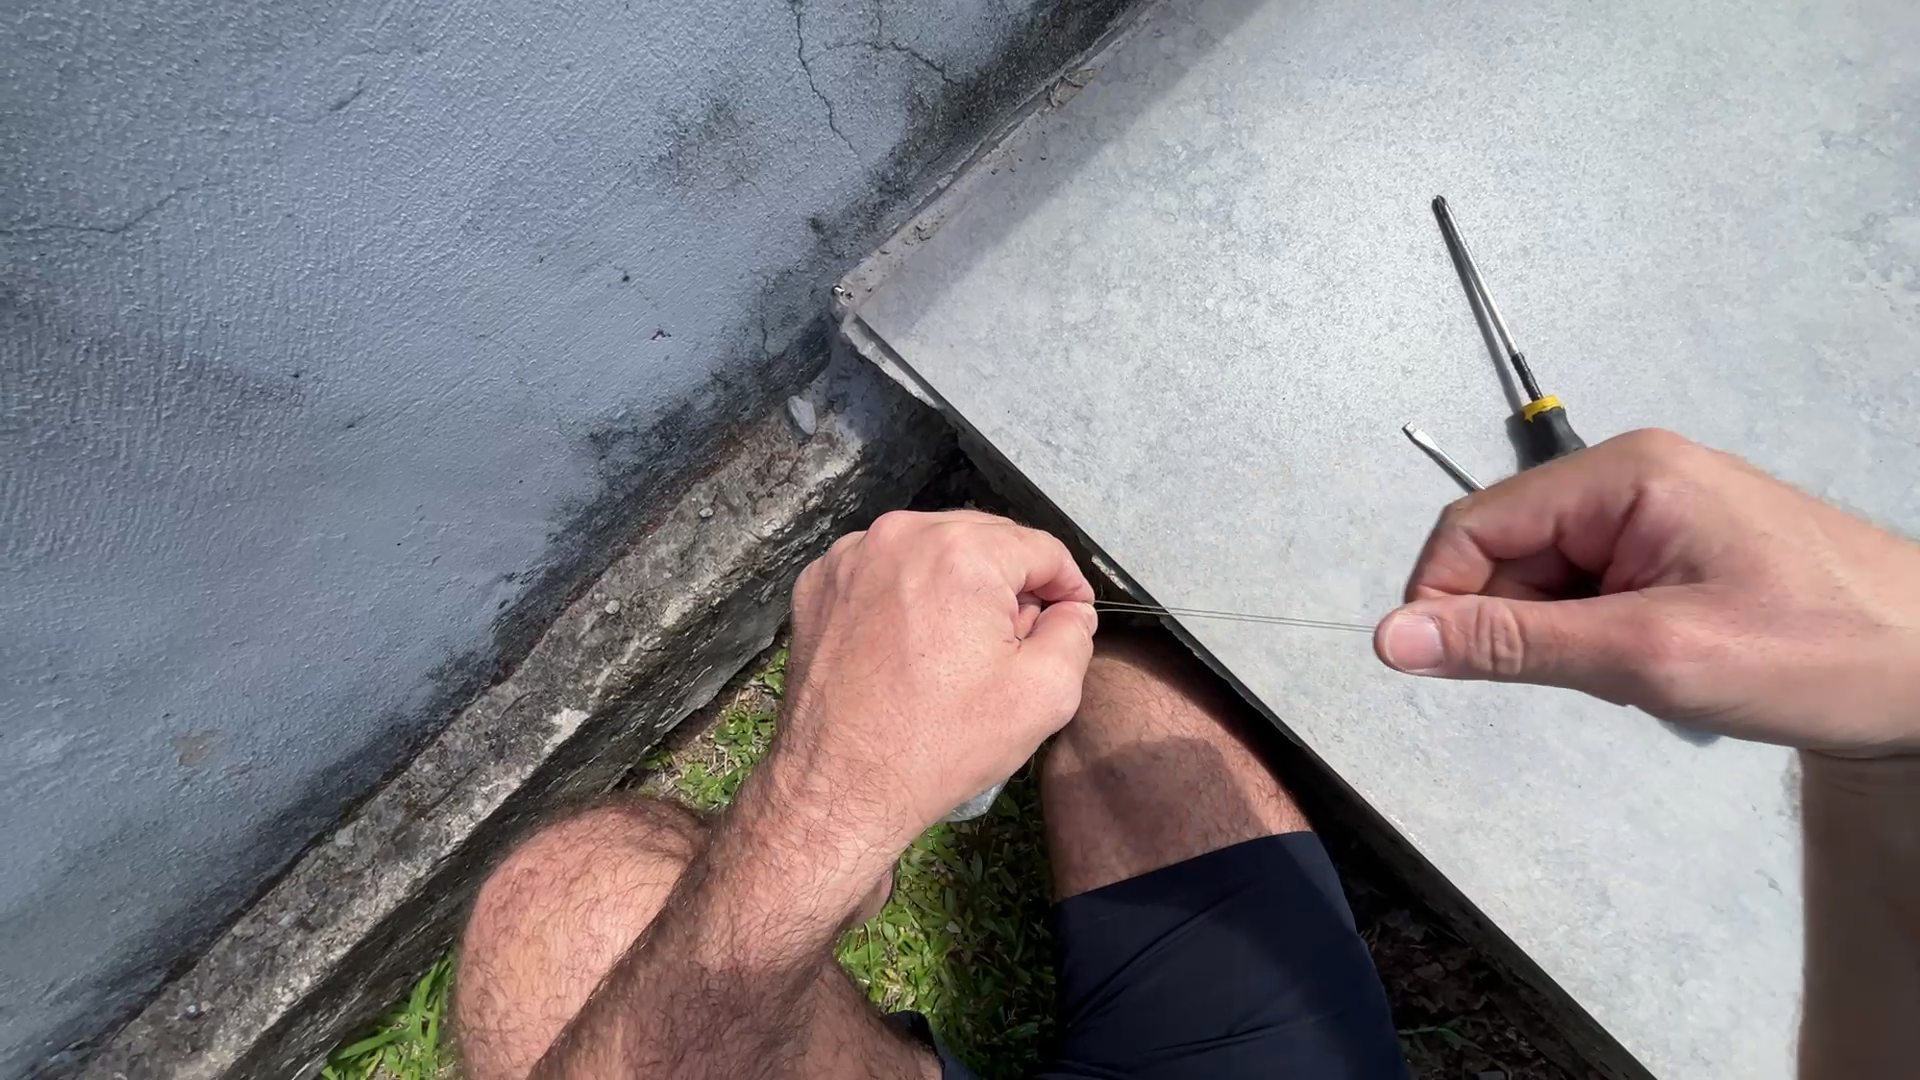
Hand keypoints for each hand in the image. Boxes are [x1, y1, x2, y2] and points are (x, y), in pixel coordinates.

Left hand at [761, 510, 1097, 861]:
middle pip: (985, 539)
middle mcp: (899, 536)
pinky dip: (907, 591)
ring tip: (960, 643)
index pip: (1039, 547)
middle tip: (1015, 638)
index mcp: (960, 553)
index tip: (1069, 612)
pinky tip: (911, 640)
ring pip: (933, 549)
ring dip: (959, 583)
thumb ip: (1074, 633)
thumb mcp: (1044, 694)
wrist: (838, 786)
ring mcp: (850, 556)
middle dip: (1011, 582)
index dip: (1066, 583)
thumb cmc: (939, 744)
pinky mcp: (820, 582)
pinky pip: (885, 567)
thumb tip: (1070, 607)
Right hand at [1374, 429, 1919, 753]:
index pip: (1471, 526)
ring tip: (1623, 665)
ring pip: (1530, 572)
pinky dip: (1579, 629)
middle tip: (1582, 673)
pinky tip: (1635, 652)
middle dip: (1513, 618)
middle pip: (1500, 549)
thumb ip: (1510, 644)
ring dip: (1549, 629)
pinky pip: (1569, 583)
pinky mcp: (1654, 541)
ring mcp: (1639, 508)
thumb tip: (1386, 640)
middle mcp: (1617, 478)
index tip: (1446, 661)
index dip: (1438, 593)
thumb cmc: (1821, 657)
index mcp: (1616, 476)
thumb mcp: (1650, 655)